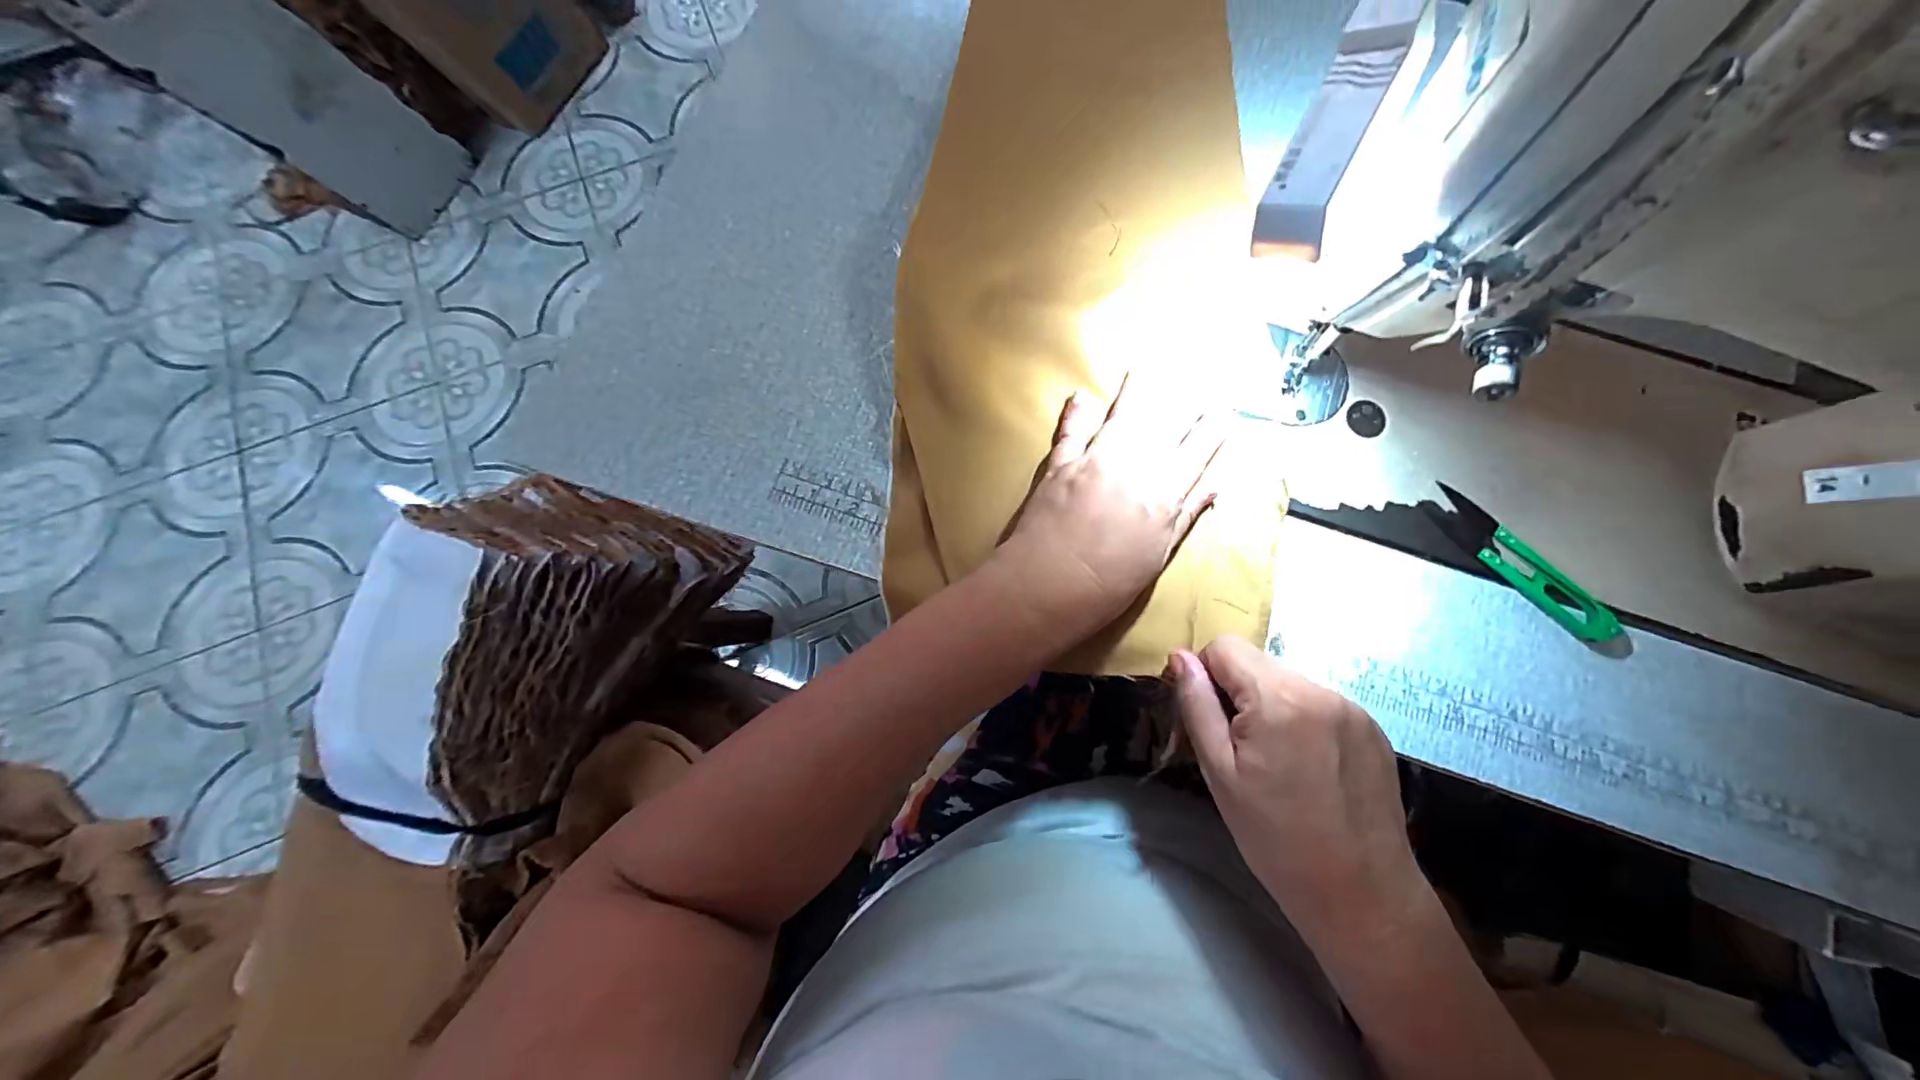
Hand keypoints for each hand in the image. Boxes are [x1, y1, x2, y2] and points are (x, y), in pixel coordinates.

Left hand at [994, 377, 1221, 639]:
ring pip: (1119, 419)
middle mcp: (1134, 468)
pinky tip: (1083, 396)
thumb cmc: (1109, 585)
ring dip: (1133, 393)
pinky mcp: (1060, 464)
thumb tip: (1212, 487)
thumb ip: (1183, 516)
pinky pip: (1072, 430)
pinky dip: (1078, 412)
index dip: (1212, 429)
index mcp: (1164, 494)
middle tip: (1190, 381)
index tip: (1223, 411)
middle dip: (1179, 402)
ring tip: (1142, 372)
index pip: (1197, 452)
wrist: (1048, 584)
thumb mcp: (1156, 555)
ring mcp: (1094, 462)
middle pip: (1162, 426)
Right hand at [1170, 636, 1426, 947]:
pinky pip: (1320, 703)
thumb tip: (1179, 656)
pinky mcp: (1373, 727)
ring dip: (1271, 706)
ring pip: (1288, 682)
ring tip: (1277, 762)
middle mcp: (1320, 689)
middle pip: (1258, 663)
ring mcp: (1353, 707)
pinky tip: (1308, 768)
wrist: (1360, 893)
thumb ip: (1197, 705)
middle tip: (1242, 750)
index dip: (1206, 676)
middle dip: (1240, 693)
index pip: (1225, 646)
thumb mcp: (1219, 772)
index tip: (1213, 722)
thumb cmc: (1274, 838)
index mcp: (1279, 698)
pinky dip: (1302, 721)